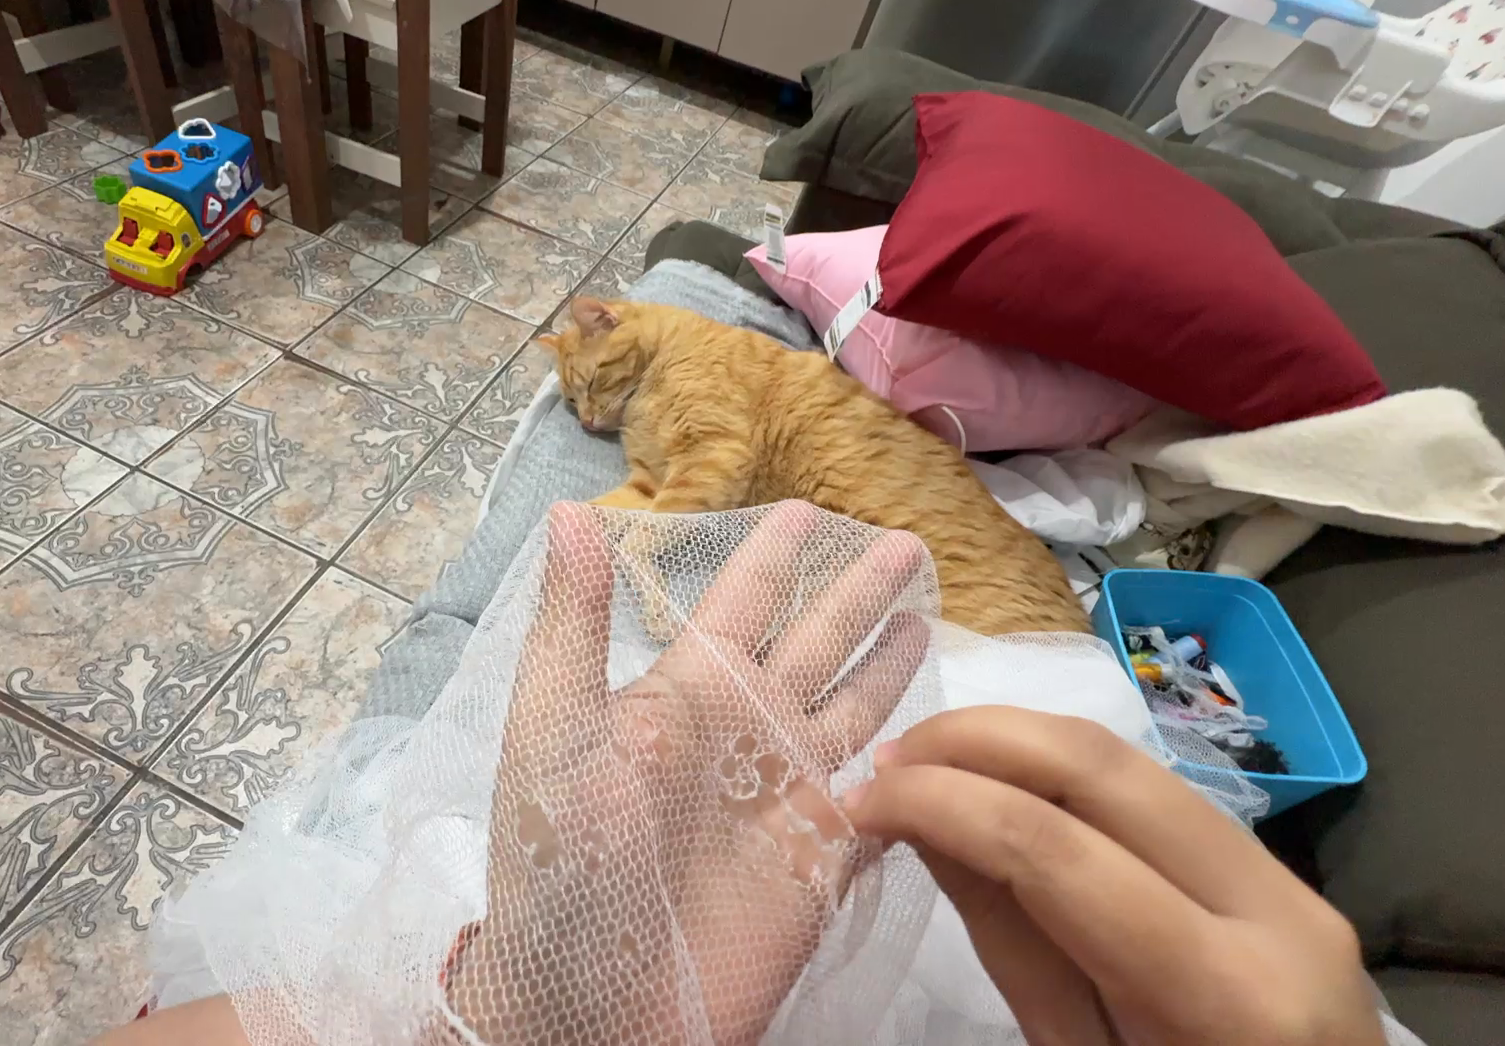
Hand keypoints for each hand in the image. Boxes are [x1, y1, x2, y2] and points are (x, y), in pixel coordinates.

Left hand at [444, 501, 932, 1045]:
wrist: (590, 1003)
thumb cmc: (564, 859)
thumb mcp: (557, 726)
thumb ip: (572, 619)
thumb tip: (569, 512)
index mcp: (690, 690)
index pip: (743, 599)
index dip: (774, 553)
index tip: (806, 508)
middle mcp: (746, 728)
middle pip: (816, 639)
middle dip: (856, 590)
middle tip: (903, 542)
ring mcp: (789, 793)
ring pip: (855, 705)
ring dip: (888, 660)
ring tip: (925, 613)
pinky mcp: (824, 859)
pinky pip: (885, 797)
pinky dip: (916, 766)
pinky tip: (947, 738)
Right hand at [844, 706, 1386, 1045]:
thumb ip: (997, 924)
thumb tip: (911, 815)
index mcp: (1231, 994)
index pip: (1053, 848)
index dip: (939, 804)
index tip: (860, 803)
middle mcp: (1273, 904)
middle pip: (1090, 760)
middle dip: (966, 740)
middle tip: (886, 762)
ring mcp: (1273, 866)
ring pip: (1108, 747)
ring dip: (995, 737)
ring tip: (918, 760)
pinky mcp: (1252, 849)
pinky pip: (1126, 772)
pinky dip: (1036, 756)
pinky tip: (984, 772)